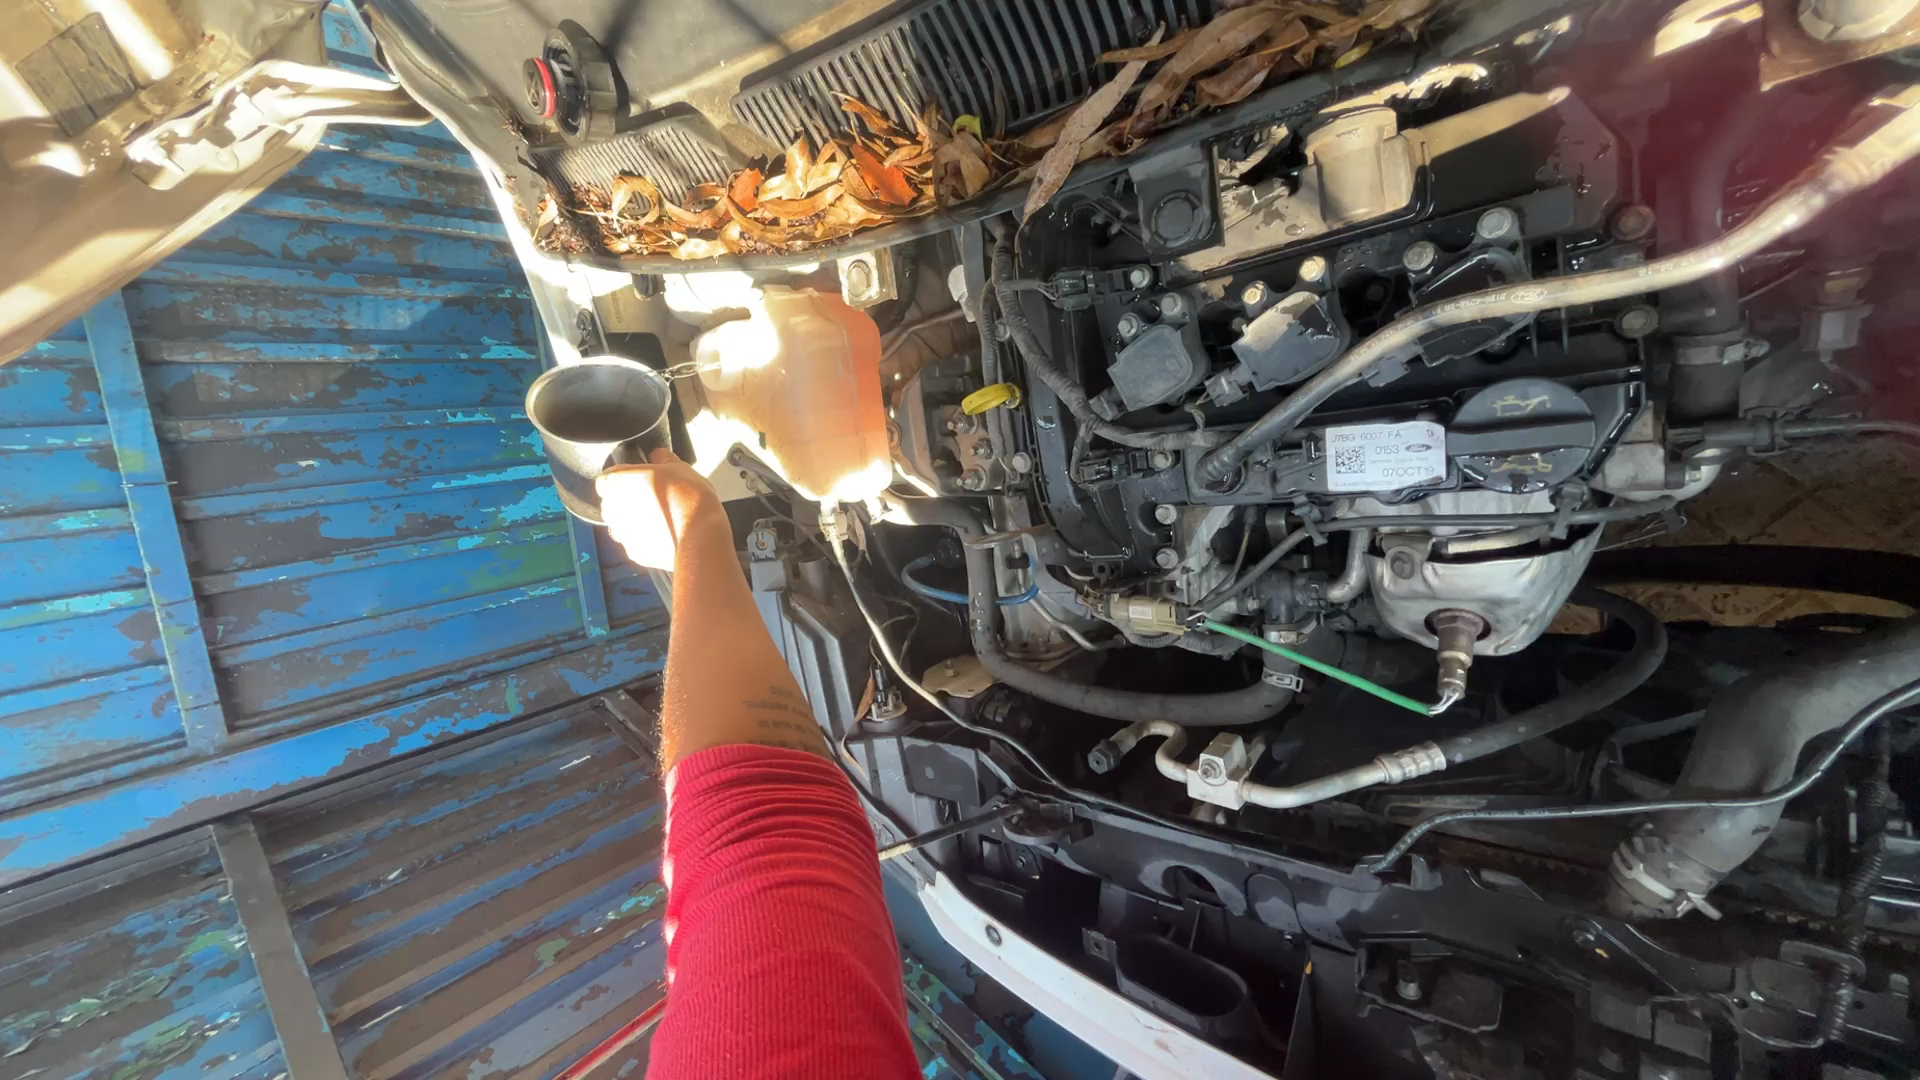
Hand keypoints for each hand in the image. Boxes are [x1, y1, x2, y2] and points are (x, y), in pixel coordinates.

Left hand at [596, 449, 725, 569]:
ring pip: (625, 525)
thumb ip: (662, 459)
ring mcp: (622, 533)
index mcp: (616, 481)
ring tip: (665, 519)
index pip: (608, 478)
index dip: (625, 478)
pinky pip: (637, 544)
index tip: (640, 480)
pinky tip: (668, 534)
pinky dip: (648, 540)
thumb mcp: (680, 466)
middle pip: (614, 502)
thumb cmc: (688, 498)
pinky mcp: (635, 553)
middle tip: (657, 499)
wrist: (701, 533)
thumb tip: (658, 456)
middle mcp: (612, 508)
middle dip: (631, 501)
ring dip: (639, 522)